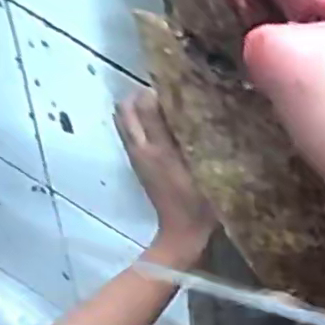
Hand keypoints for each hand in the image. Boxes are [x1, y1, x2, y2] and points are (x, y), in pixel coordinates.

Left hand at [117, 90, 216, 265]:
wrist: (185, 234)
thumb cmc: (197, 203)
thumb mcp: (191, 166)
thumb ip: (178, 134)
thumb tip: (169, 99)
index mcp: (152, 146)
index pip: (141, 102)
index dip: (157, 91)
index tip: (180, 89)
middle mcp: (139, 148)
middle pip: (127, 110)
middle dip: (143, 98)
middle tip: (172, 99)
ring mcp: (139, 158)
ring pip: (129, 122)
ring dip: (143, 113)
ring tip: (171, 113)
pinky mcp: (143, 168)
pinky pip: (136, 136)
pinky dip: (146, 127)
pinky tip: (170, 133)